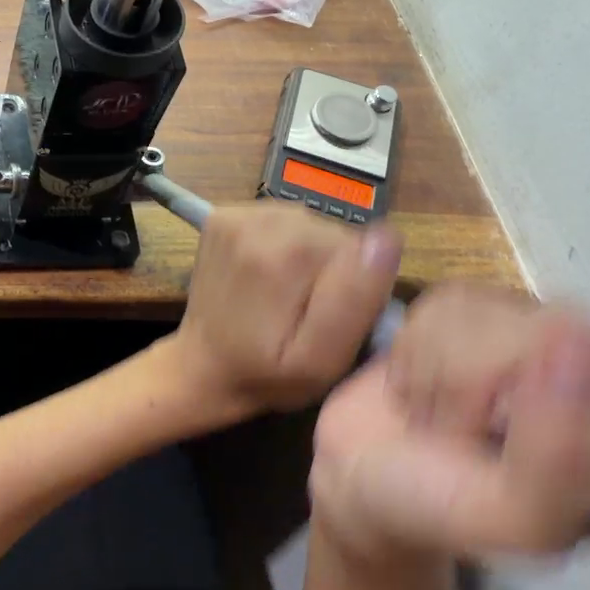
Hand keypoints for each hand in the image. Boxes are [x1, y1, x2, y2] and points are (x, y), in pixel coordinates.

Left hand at [170, 204, 402, 415]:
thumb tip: (386, 238)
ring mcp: (235, 215)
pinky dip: (282, 248)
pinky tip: (266, 280)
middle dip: (331, 272)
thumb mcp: (321, 358)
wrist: (203, 366)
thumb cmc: (267, 374)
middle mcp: (259, 222)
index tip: (329, 318)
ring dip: (306, 260)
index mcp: (288, 254)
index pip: (364, 248)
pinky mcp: (222, 216)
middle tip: (305, 313)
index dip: (357, 285)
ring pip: (310, 226)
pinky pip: (281, 223)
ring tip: (284, 299)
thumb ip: (355, 299)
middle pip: (334, 234)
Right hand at [311, 284, 589, 557]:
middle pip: (568, 323)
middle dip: (486, 378)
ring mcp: (543, 341)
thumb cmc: (435, 512)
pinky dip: (414, 348)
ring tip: (437, 418)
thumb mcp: (513, 519)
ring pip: (498, 305)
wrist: (356, 485)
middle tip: (465, 432)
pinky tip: (420, 388)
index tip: (520, 423)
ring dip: (440, 368)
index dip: (583, 387)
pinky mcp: (482, 313)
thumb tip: (580, 334)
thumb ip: (565, 457)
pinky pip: (450, 298)